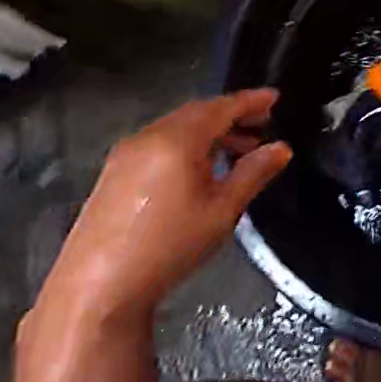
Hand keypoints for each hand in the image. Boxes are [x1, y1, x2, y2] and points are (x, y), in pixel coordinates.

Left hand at [37, 90, 291, 323]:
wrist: (99, 284)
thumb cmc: (170, 244)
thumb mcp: (223, 210)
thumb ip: (253, 173)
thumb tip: (281, 148)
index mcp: (177, 140)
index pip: (220, 108)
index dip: (250, 101)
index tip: (275, 97)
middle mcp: (148, 137)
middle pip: (196, 113)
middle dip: (231, 114)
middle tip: (262, 124)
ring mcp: (126, 154)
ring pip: (177, 128)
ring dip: (211, 132)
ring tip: (240, 150)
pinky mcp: (115, 172)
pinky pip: (160, 144)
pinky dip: (189, 145)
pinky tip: (202, 169)